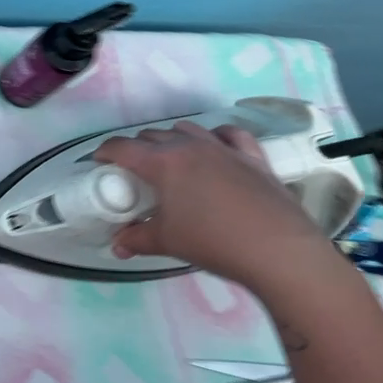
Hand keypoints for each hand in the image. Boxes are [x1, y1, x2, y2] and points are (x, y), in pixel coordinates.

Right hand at [91, 121, 334, 290]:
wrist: (282, 254)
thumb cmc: (215, 244)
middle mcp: (189, 147)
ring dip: (172, 139)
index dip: (104, 153)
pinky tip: (216, 148)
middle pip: (151, 135)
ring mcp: (224, 149)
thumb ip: (137, 239)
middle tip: (135, 172)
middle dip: (137, 148)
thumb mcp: (168, 242)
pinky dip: (218, 136)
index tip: (100, 164)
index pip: (121, 147)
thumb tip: (117, 246)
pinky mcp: (253, 159)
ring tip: (172, 159)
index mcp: (162, 162)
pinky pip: (231, 134)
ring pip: (187, 129)